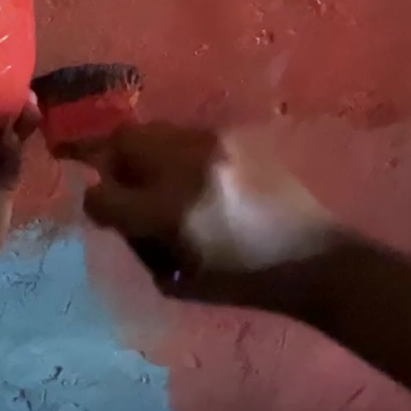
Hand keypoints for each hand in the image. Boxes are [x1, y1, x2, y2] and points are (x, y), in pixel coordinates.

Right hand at [73, 123, 336, 300]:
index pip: (101, 195)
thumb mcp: (175, 278)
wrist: (314, 257)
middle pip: (117, 142)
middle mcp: (186, 168)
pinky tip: (187, 171)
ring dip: (139, 152)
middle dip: (110, 162)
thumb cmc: (242, 281)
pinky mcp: (229, 135)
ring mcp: (210, 144)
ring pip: (146, 130)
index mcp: (171, 213)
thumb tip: (113, 207)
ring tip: (157, 176)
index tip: (108, 215)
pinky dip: (170, 149)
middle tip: (123, 183)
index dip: (97, 207)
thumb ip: (135, 239)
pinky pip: (178, 132)